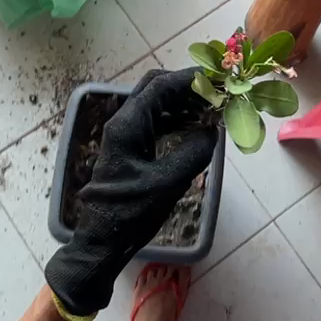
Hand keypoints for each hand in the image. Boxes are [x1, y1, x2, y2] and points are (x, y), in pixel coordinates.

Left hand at [45, 68, 217, 316]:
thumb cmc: (131, 214)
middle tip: (216, 93)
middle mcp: (123, 123)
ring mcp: (125, 135)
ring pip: (156, 104)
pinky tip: (195, 128)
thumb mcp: (168, 183)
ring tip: (211, 110)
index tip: (218, 79)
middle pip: (156, 88)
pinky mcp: (129, 148)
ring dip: (183, 102)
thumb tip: (212, 130)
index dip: (191, 78)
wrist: (102, 242)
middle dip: (187, 86)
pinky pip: (155, 122)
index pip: (160, 86)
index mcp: (128, 125)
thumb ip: (193, 152)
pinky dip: (176, 119)